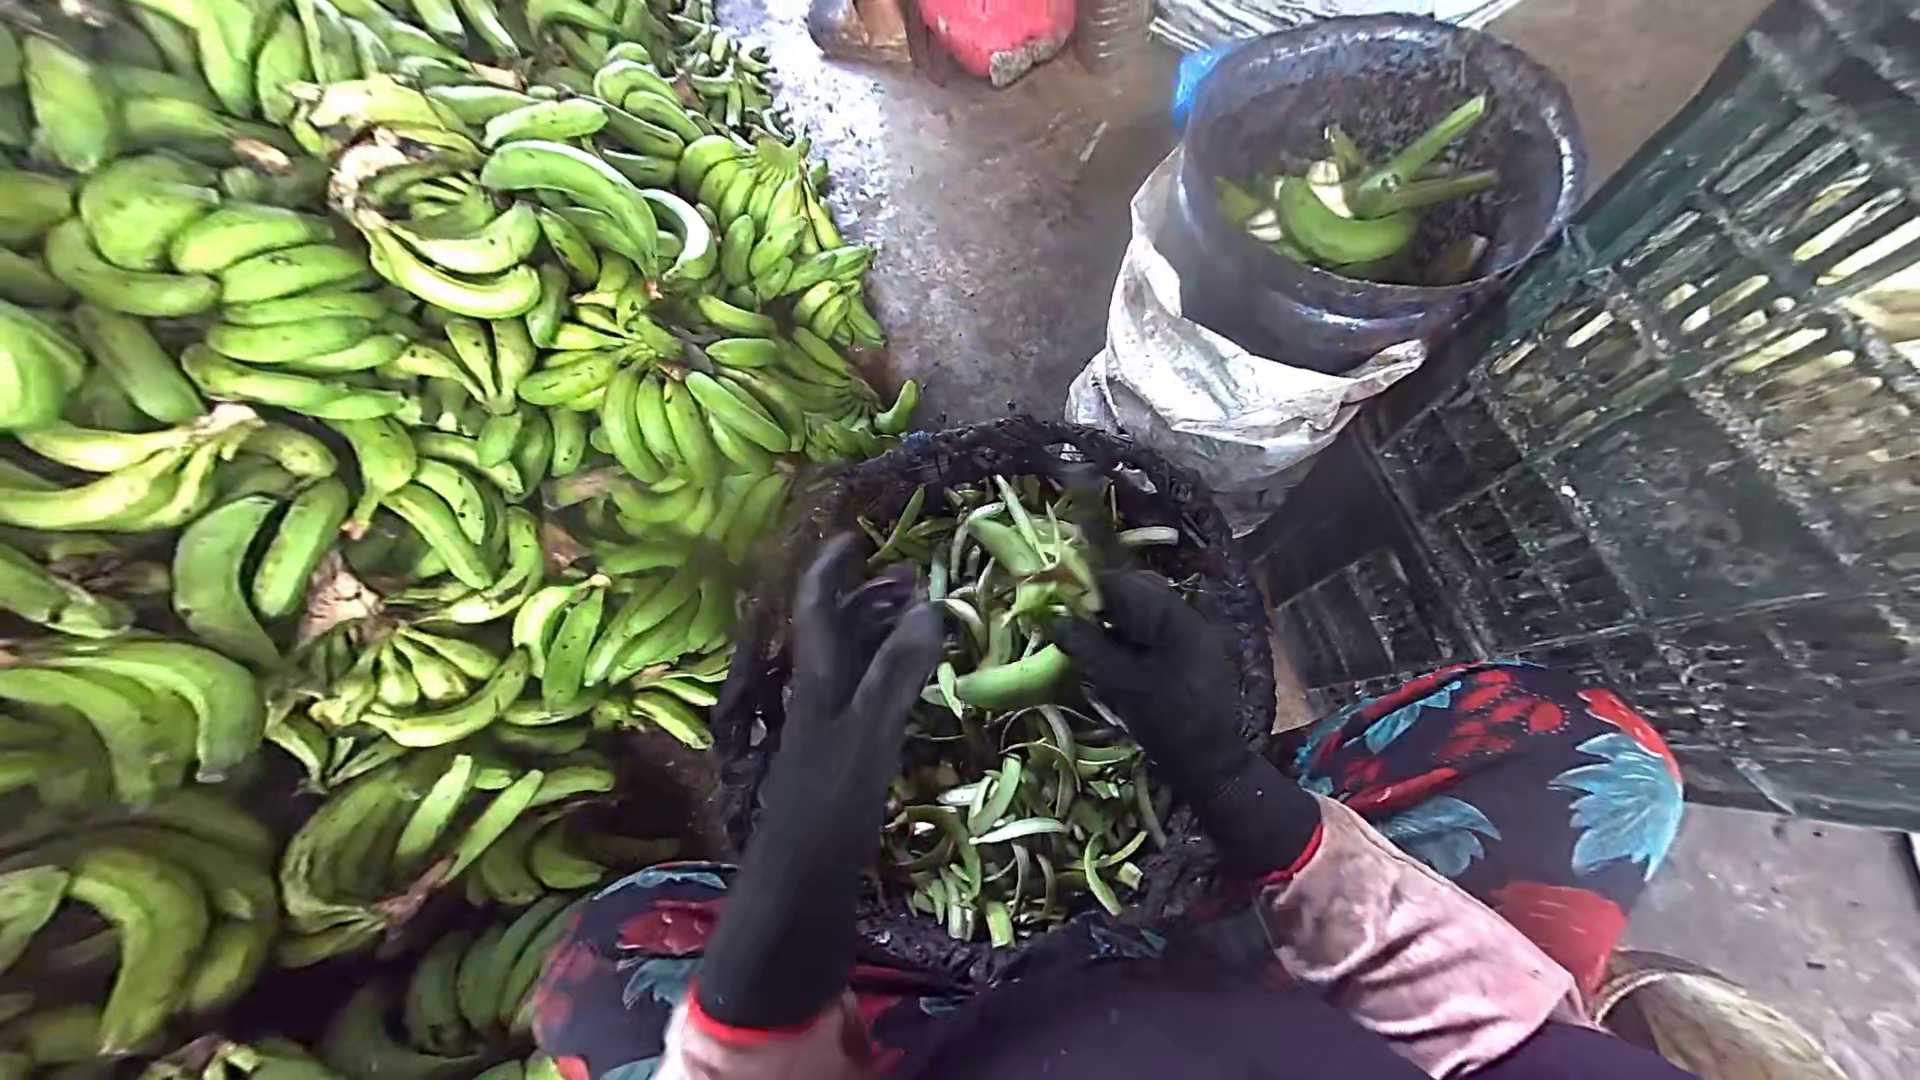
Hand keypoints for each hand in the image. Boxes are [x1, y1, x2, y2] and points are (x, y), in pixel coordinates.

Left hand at [697, 536, 943, 1029]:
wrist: (801, 880)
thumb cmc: (831, 801)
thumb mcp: (871, 730)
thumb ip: (898, 669)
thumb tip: (929, 607)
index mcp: (818, 675)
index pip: (815, 604)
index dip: (829, 567)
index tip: (853, 538)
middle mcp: (820, 687)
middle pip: (838, 625)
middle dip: (868, 594)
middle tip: (910, 578)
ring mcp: (829, 717)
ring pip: (852, 655)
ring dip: (880, 627)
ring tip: (918, 613)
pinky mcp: (841, 744)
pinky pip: (865, 686)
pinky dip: (888, 665)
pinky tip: (911, 669)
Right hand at [1050, 571, 1242, 795]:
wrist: (1210, 764)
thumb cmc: (1168, 722)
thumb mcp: (1121, 683)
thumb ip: (1087, 646)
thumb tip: (1056, 621)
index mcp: (1175, 618)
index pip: (1126, 583)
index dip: (1089, 586)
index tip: (1058, 596)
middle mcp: (1184, 618)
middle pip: (1133, 591)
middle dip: (1098, 601)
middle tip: (1066, 615)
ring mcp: (1186, 635)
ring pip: (1139, 610)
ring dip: (1108, 617)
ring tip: (1079, 631)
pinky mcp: (1182, 652)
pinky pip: (1147, 630)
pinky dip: (1122, 634)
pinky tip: (1101, 648)